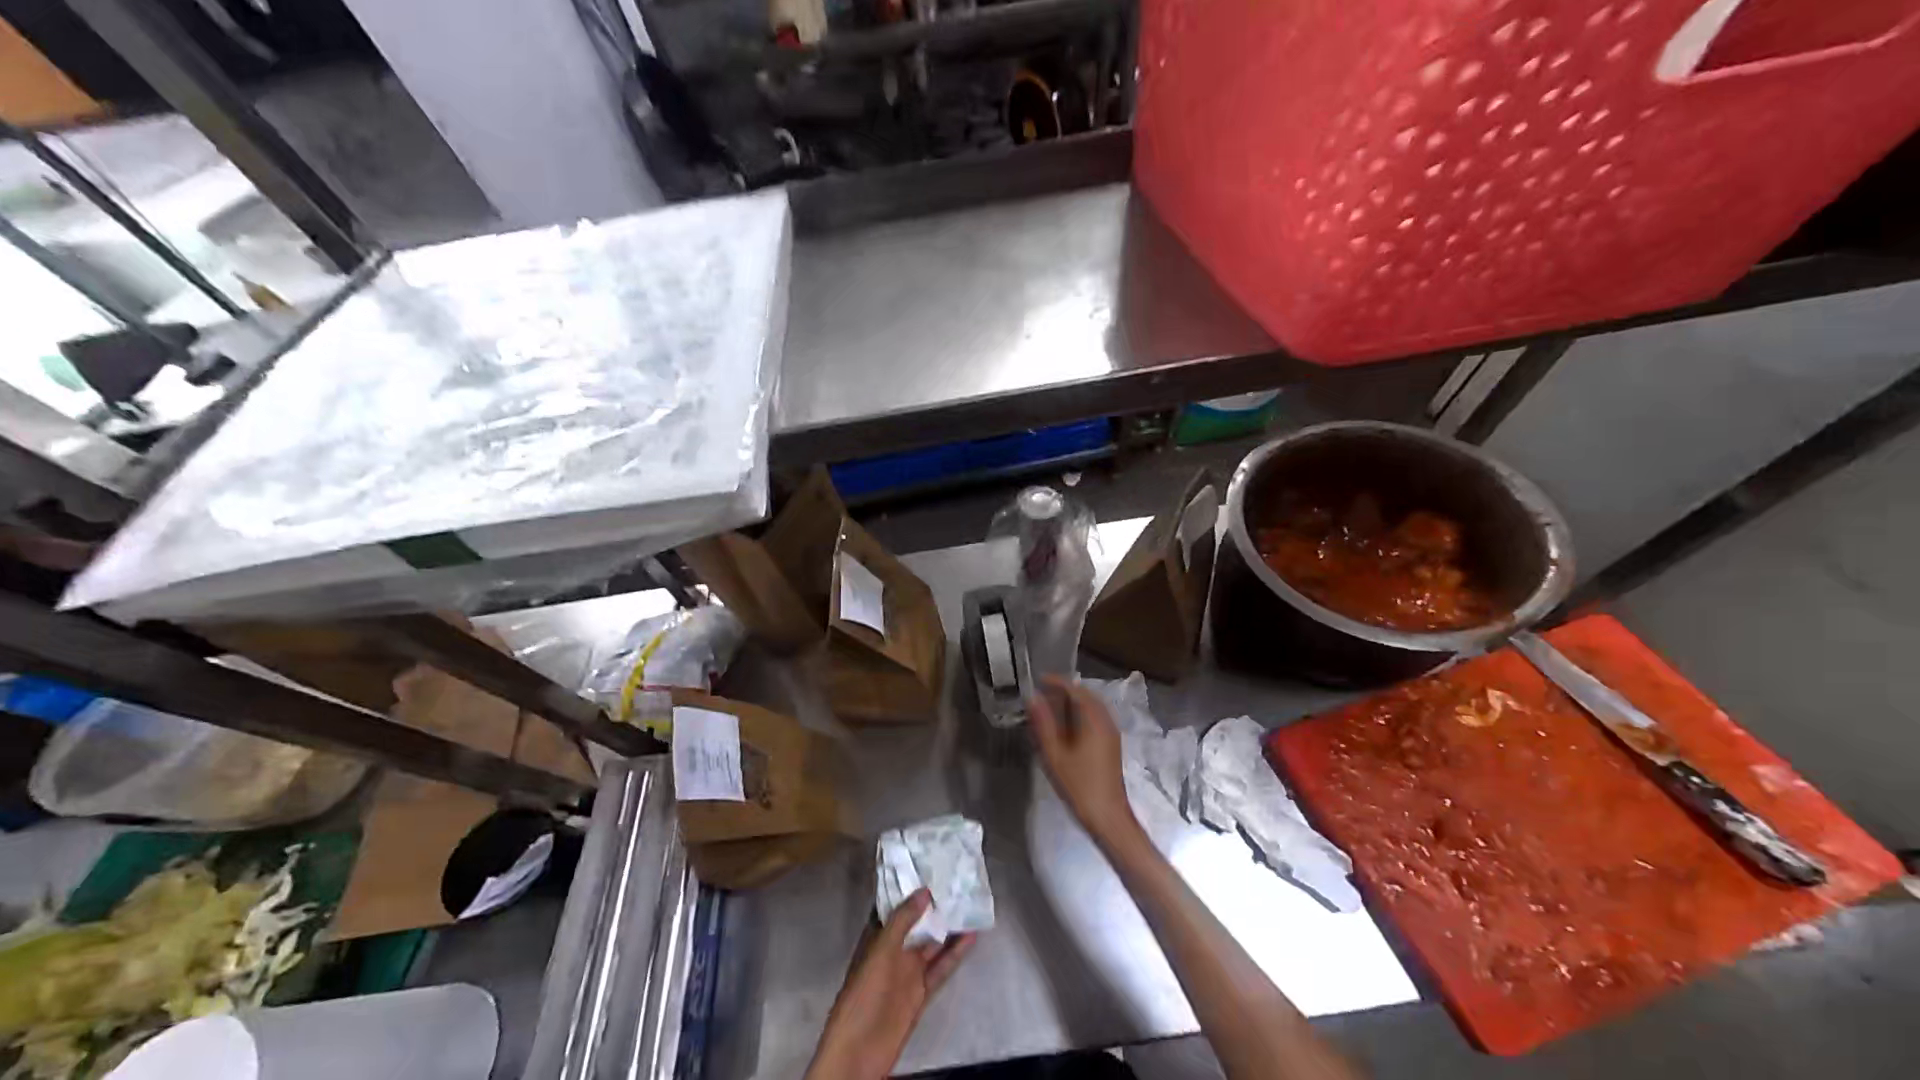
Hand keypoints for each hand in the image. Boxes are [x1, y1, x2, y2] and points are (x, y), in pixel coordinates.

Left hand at [804, 888, 975, 1079]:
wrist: (859, 1050)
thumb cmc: (863, 994)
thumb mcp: (880, 951)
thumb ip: (902, 921)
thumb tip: (924, 891)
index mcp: (876, 937)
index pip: (893, 905)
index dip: (909, 888)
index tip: (929, 865)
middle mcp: (893, 951)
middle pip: (916, 923)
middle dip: (933, 905)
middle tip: (957, 880)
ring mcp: (908, 972)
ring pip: (932, 943)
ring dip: (949, 927)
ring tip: (970, 904)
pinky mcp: (921, 992)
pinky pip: (941, 967)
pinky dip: (955, 953)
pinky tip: (971, 937)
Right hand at [1028, 675, 1140, 848]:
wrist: (1107, 816)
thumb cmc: (1079, 785)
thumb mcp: (1054, 754)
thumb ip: (1043, 724)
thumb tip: (1033, 698)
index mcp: (1093, 720)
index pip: (1076, 690)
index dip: (1057, 682)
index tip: (1039, 680)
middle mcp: (1106, 721)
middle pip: (1086, 696)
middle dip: (1065, 691)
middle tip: (1042, 694)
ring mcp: (1111, 734)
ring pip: (1092, 708)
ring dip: (1073, 703)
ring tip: (1050, 708)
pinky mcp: (1111, 745)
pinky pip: (1096, 719)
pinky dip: (1080, 715)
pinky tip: (1065, 728)